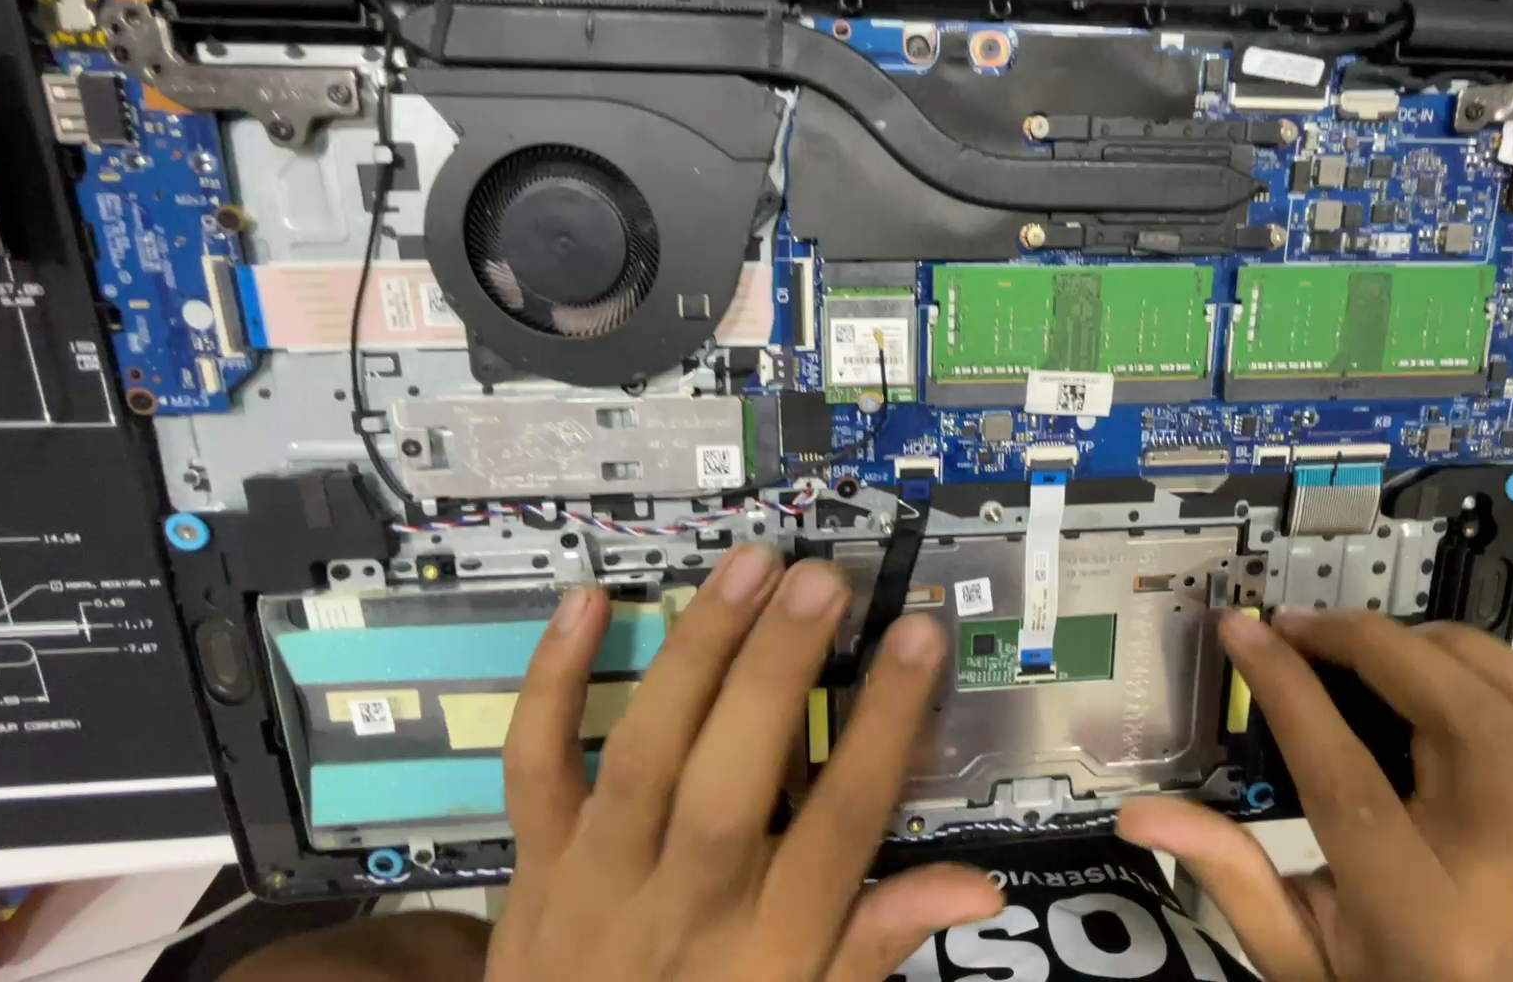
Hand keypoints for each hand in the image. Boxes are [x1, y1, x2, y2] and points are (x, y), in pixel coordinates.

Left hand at [486, 547, 1003, 980]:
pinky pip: (535, 763)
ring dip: (697, 650)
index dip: (886, 723)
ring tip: (748, 568)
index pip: (843, 822)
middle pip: (733, 777)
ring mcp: (598, 874)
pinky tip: (588, 600)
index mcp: (768, 945)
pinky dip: (551, 680)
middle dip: (779, 668)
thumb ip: (878, 943)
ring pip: (646, 752)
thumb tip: (977, 882)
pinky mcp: (536, 858)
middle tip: (821, 580)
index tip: (918, 635)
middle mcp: (684, 901)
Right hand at [1118, 608, 1512, 981]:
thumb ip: (1225, 876)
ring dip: (1456, 651)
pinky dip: (1502, 674)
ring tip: (1376, 640)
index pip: (1349, 780)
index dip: (1290, 692)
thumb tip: (1135, 811)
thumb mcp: (1288, 959)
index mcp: (1414, 917)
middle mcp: (1496, 874)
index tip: (1242, 632)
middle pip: (1470, 725)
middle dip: (1378, 646)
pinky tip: (1430, 668)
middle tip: (1302, 626)